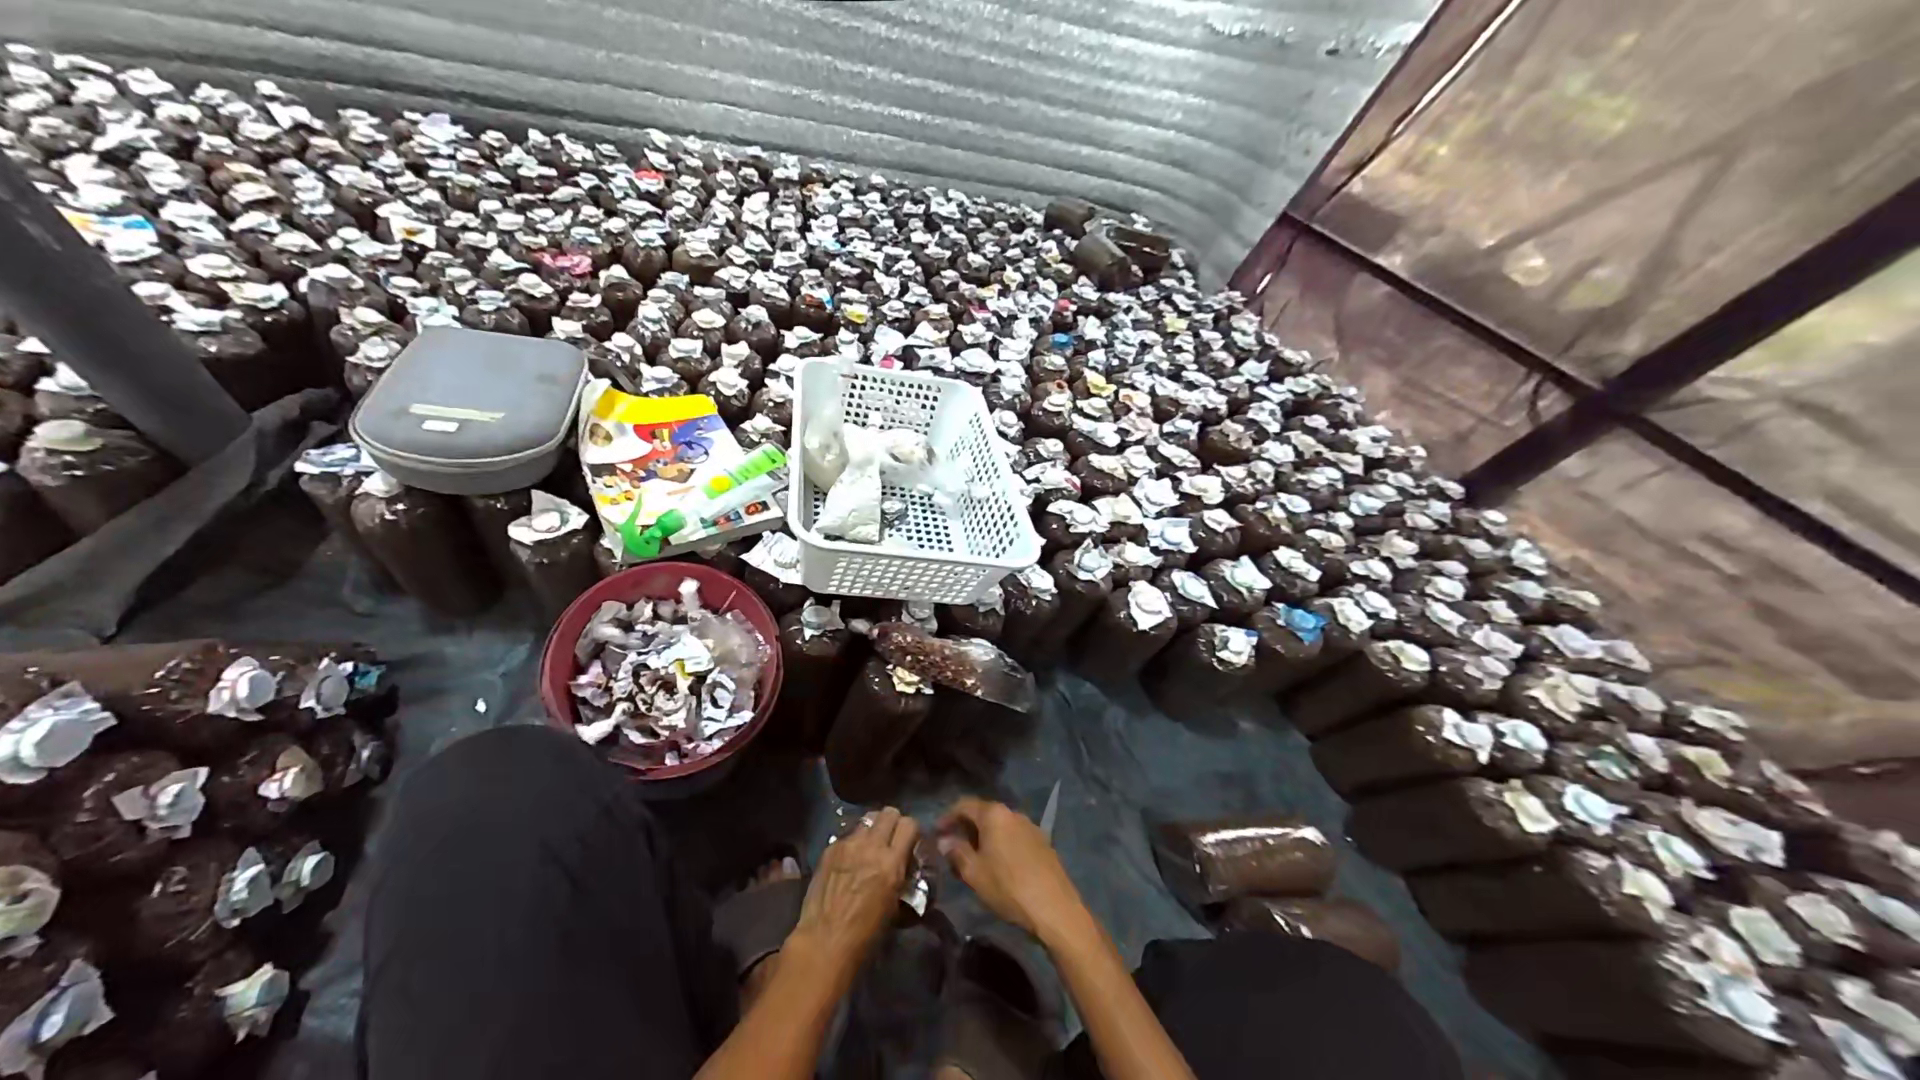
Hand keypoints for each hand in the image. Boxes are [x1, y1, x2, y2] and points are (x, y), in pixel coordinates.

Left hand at [789, 807, 917, 973]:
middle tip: (890, 841)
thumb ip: (901, 876)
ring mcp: (848, 844)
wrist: (825, 941)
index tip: (908, 843)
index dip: (910, 832)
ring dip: (872, 830)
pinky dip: (853, 843)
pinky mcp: (830, 848)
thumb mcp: (895, 905)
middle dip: (892, 823)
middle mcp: (871, 846)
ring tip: (869, 848)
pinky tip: (848, 862)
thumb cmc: (866, 934)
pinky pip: (848, 836)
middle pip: (889, 812)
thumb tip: (904, 865)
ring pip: (867, 819)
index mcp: (891, 862)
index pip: (909, 824)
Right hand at [937, 797, 1086, 940]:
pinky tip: (998, 865)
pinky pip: (1014, 836)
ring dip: (984, 837)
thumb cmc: (1008, 887)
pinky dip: (1001, 844)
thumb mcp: (974, 873)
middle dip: (966, 828)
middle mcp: (1013, 813)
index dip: (947, 817)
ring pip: (1000, 826)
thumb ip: (956, 852)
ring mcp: (1031, 827)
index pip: (964, 805)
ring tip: (974, 858)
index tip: (936, 833)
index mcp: (994, 814)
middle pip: (983, 813)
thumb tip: (945, 841)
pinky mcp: (1043, 843)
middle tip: (952, 848)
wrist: (1055, 908)